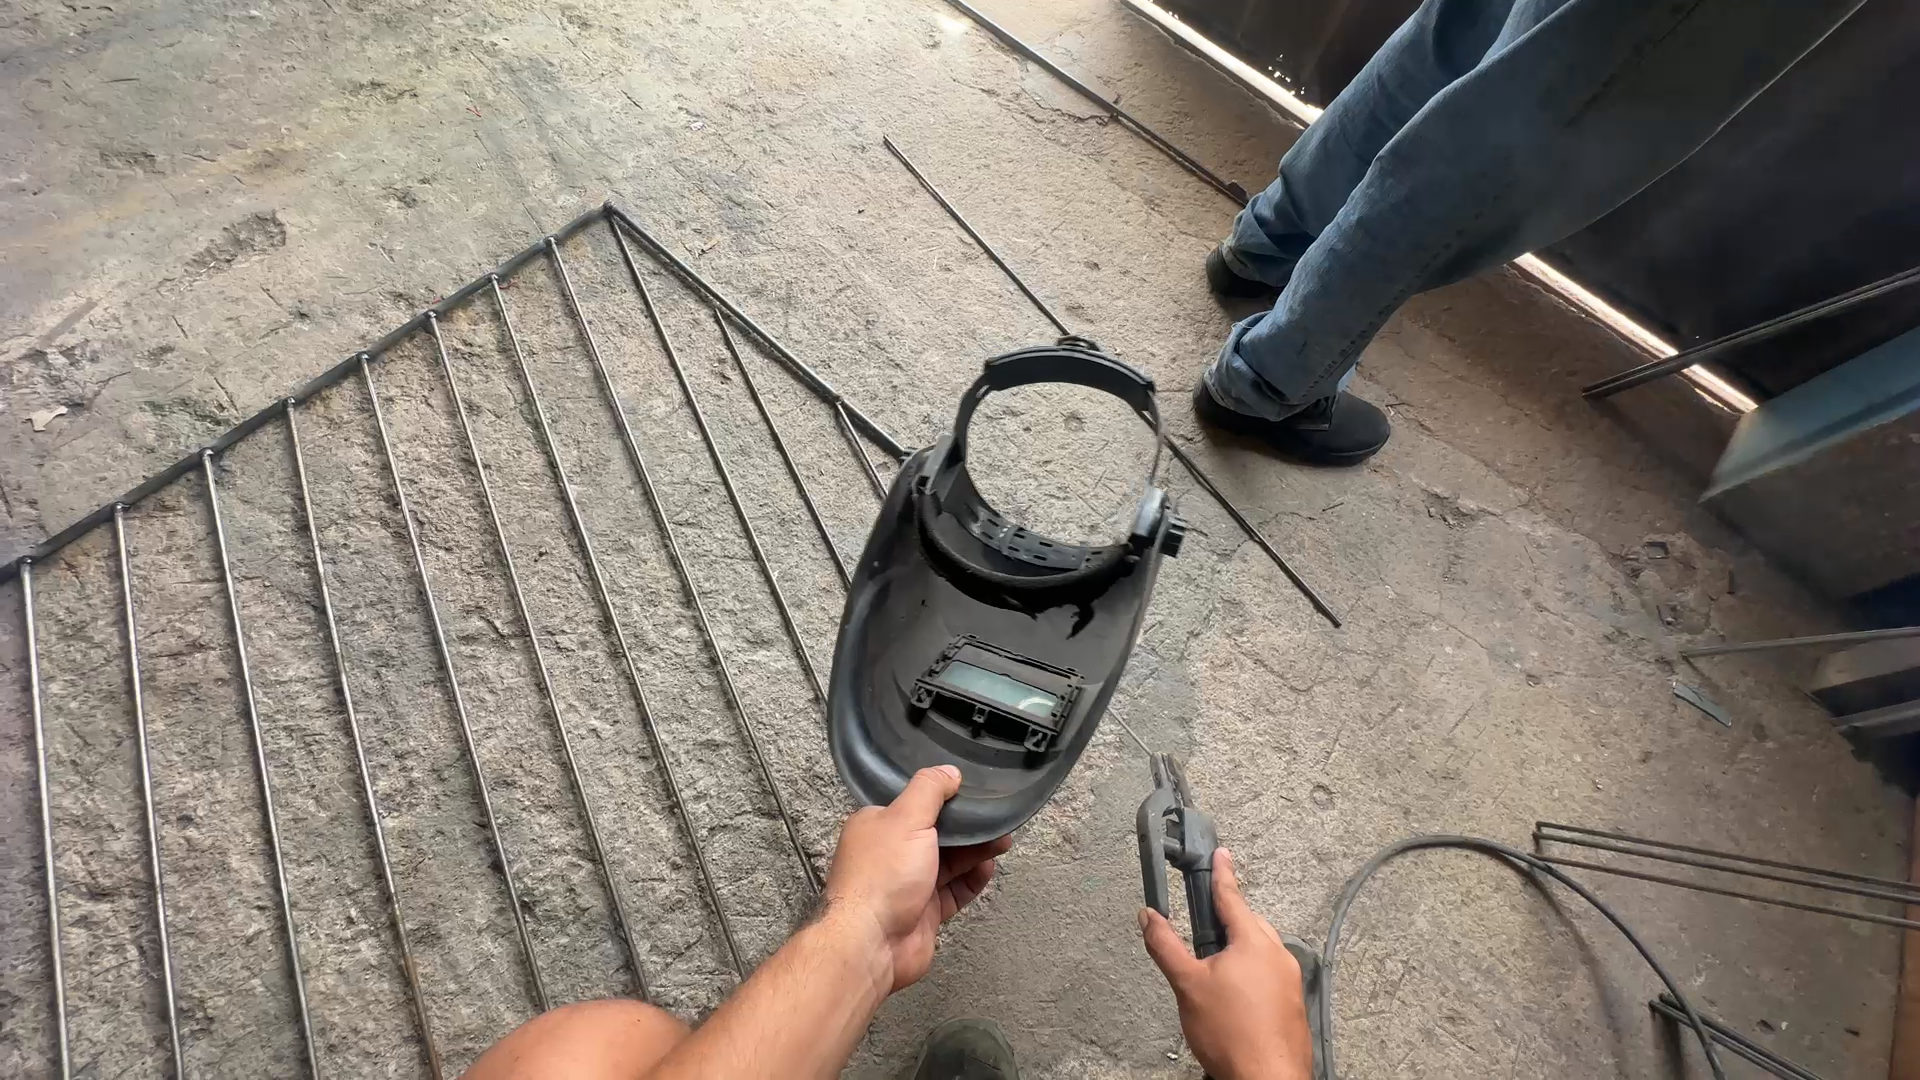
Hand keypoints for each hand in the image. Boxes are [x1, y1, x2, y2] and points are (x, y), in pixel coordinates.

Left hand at [823, 765, 1011, 992]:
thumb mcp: (907, 818)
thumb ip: (929, 789)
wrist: (872, 944)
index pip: (911, 802)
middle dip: (966, 824)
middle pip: (936, 831)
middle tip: (996, 816)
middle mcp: (891, 852)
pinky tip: (989, 867)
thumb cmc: (883, 873)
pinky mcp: (926, 911)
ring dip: (975, 850)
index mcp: (877, 824)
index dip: (940, 795)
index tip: (969, 787)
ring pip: (949, 860)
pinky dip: (972, 878)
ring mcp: (909, 883)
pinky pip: (954, 889)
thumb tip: (950, 771)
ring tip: (1003, 839)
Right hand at [1140, 849, 1312, 1079]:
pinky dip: (1252, 971)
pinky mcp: (1294, 1006)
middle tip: (1205, 921)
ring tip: (1216, 966)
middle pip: (1249, 922)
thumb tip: (1148, 917)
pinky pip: (1271, 973)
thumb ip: (1165, 945)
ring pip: (1261, 948)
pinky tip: (1235, 993)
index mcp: (1253, 942)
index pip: (1232, 896)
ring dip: (1240, 946)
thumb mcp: (1187, 984)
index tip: (1222, 854)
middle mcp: (1278, 956)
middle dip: (1229, 916)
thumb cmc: (1231, 1035)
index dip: (1223, 873)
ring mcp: (1290, 982)